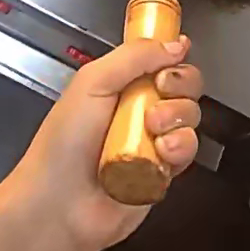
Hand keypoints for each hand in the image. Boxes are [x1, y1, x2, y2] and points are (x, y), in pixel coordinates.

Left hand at [0, 37, 202, 250]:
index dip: (171, 53)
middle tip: (160, 90)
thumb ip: (134, 56)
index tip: (171, 56)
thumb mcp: (92, 82)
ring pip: (190, 114)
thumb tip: (175, 44)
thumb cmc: (62, 143)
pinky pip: (189, 148)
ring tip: (153, 127)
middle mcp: (139, 108)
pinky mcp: (164, 170)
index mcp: (120, 82)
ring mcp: (153, 139)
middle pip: (184, 82)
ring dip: (177, 115)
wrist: (59, 205)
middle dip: (180, 82)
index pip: (160, 57)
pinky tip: (161, 152)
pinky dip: (180, 146)